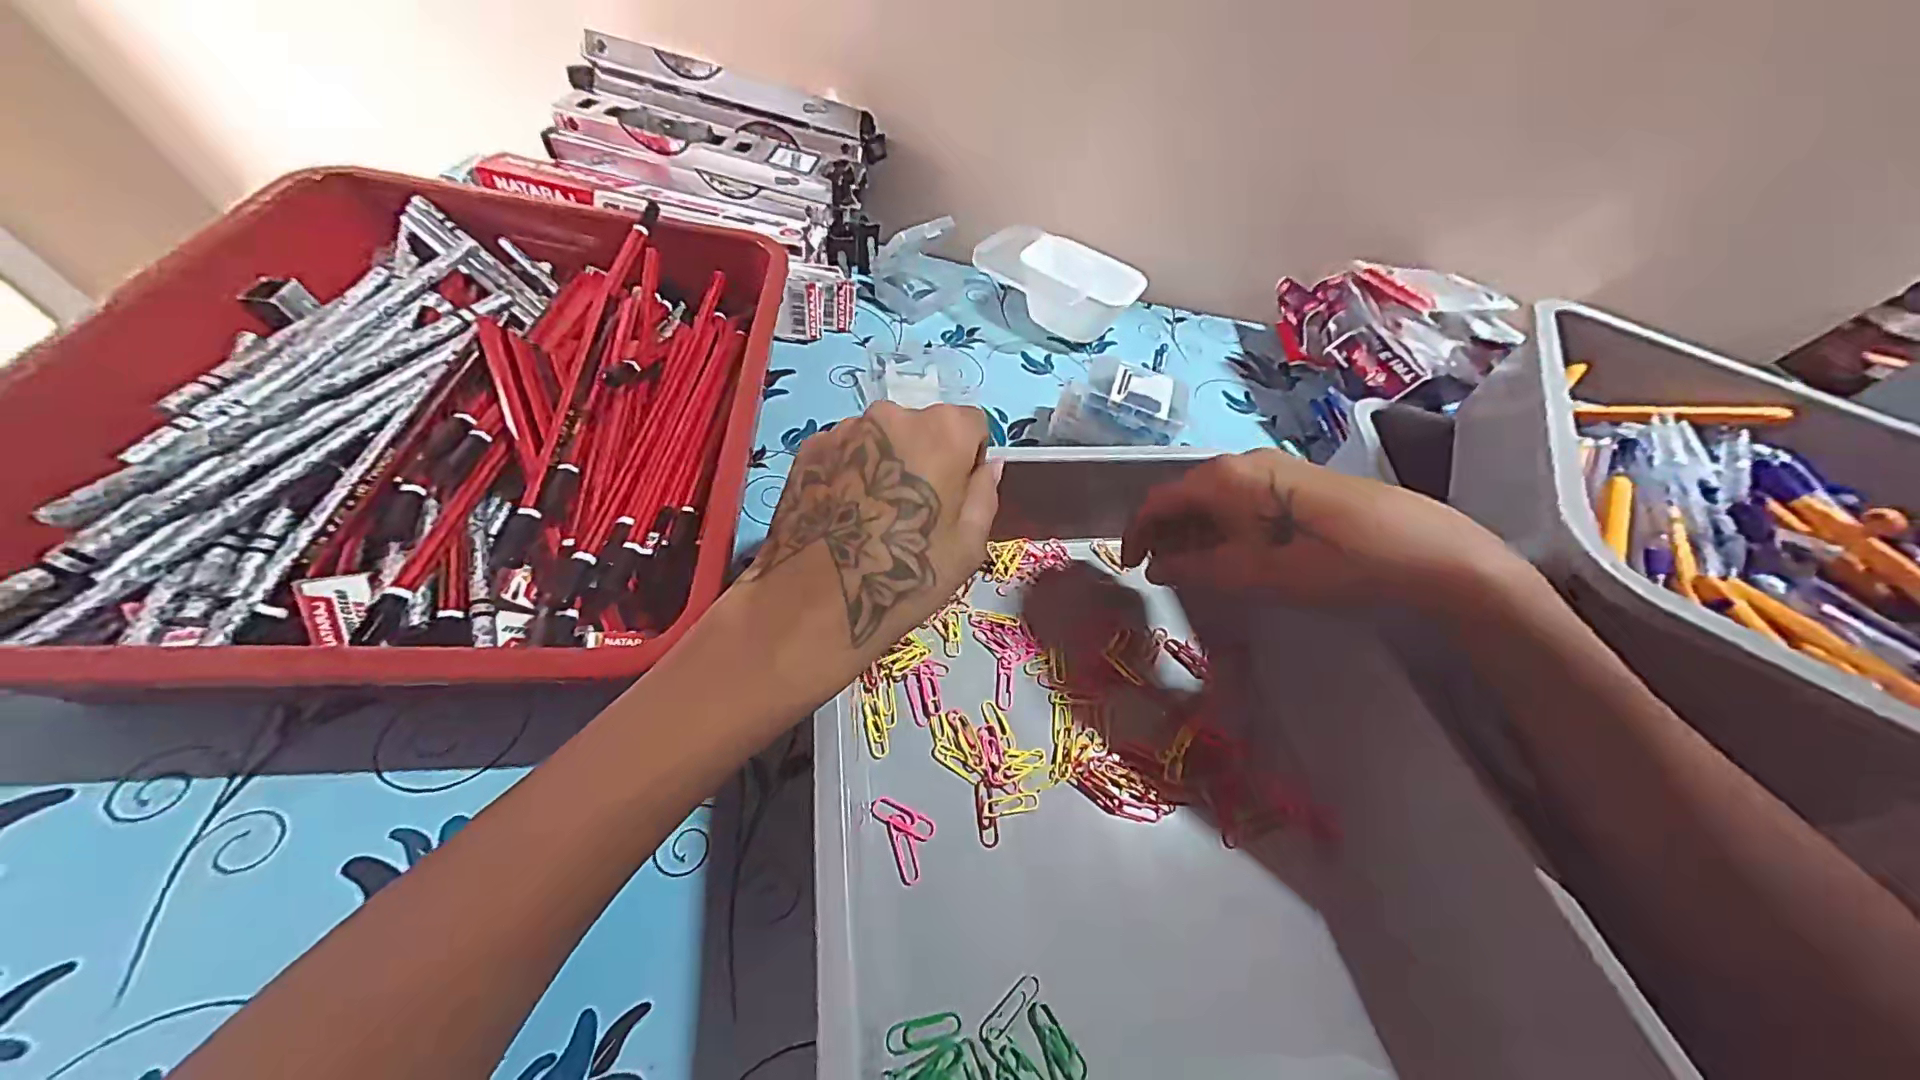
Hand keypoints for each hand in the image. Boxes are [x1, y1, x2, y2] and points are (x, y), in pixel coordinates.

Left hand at [740, 401, 996, 672]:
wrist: (816, 599)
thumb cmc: (906, 572)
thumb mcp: (968, 544)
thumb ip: (984, 494)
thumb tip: (989, 466)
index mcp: (943, 431)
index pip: (971, 425)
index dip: (969, 459)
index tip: (955, 496)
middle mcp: (892, 414)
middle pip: (922, 428)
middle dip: (925, 459)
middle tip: (912, 512)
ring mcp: (844, 428)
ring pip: (881, 440)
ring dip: (884, 464)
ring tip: (872, 517)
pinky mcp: (807, 448)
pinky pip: (845, 452)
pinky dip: (850, 473)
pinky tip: (843, 515)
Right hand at [1120, 448, 1521, 611]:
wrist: (1429, 553)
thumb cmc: (1336, 563)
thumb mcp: (1257, 575)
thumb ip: (1197, 568)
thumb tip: (1155, 567)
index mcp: (1227, 479)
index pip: (1160, 500)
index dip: (1137, 532)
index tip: (1130, 564)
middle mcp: (1244, 463)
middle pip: (1184, 494)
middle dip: (1164, 532)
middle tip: (1161, 570)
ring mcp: (1273, 467)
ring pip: (1212, 496)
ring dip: (1193, 530)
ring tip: (1192, 566)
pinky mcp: (1296, 480)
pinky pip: (1240, 498)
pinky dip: (1222, 524)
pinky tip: (1233, 550)